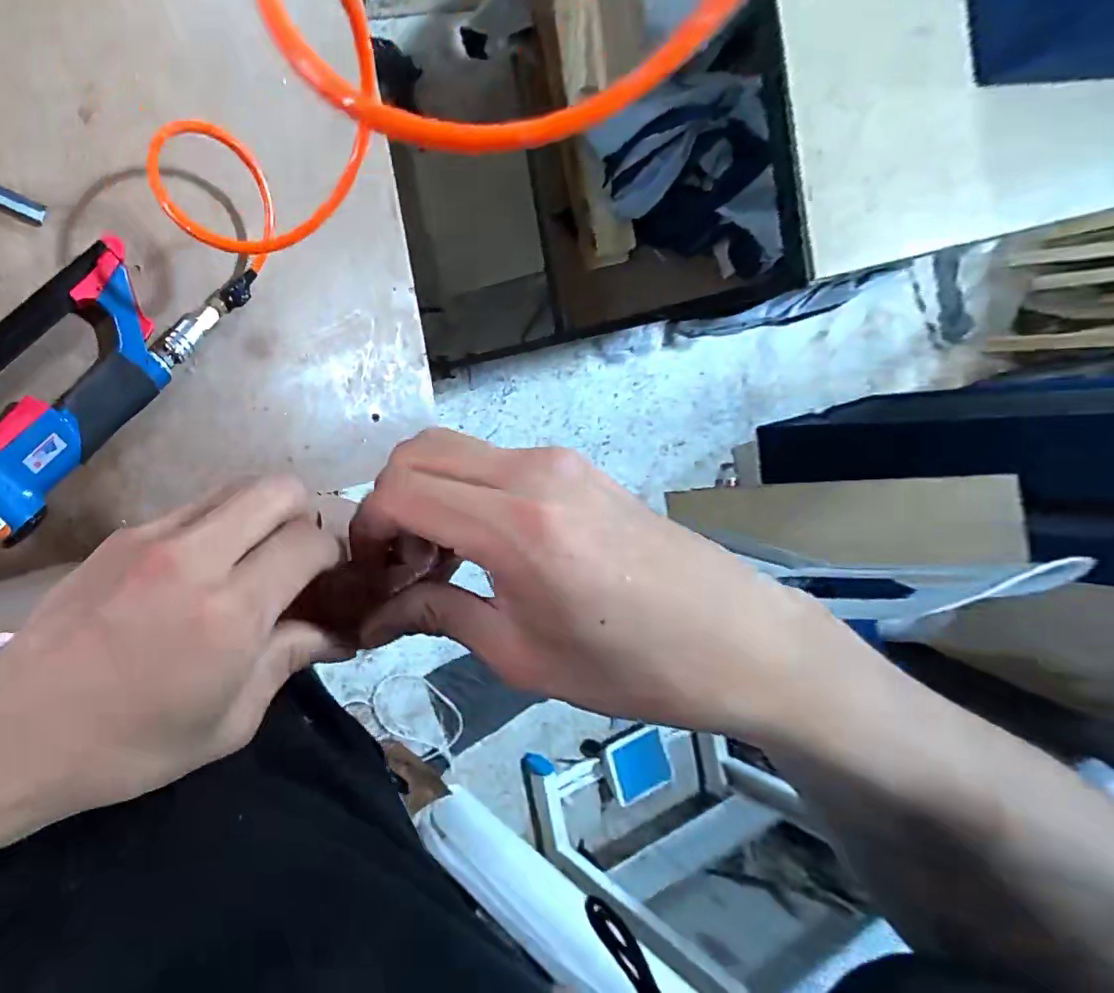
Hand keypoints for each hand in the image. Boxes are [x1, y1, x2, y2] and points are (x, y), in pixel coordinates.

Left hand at [0, 476, 344, 807]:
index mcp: (231, 612)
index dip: (332, 554)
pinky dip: (215, 523)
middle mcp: (197, 555)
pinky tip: (199, 568)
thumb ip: (285, 661)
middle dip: (303, 515)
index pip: (308, 540)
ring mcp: (154, 535)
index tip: (330, 578)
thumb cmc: (131, 744)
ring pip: (233, 487)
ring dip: (257, 513)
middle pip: (277, 488)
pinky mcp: (124, 533)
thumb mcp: (226, 722)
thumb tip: (333, 633)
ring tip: (250, 559)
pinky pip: (190, 507)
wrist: (25, 721)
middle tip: (296, 560)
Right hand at [351, 430, 871, 742]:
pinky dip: (455, 487)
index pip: (399, 492)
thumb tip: (371, 618)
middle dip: (386, 502)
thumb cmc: (633, 666)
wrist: (747, 643)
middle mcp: (528, 473)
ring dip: (420, 492)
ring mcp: (552, 459)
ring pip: (444, 447)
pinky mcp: (568, 463)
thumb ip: (434, 616)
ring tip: (437, 555)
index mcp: (516, 527)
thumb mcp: (519, 655)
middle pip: (412, 452)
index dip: (367, 527)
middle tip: (400, 560)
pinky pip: (482, 458)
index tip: (370, 569)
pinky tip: (476, 541)